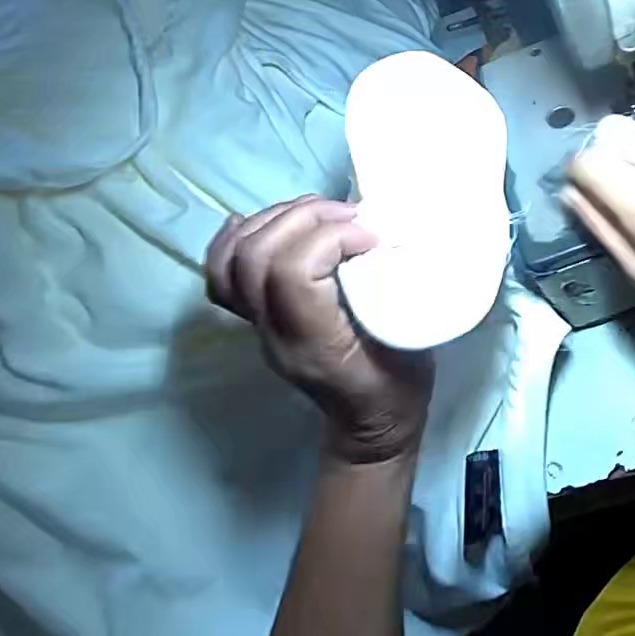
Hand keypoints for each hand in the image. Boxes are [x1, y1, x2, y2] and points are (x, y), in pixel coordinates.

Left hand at [205, 195, 433, 463]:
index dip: (330, 237)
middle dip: (303, 218)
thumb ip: (397, 293)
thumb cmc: (399, 385)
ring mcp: (258, 327)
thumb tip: (389, 236)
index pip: (291, 273)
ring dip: (277, 218)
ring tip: (322, 212)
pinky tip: (265, 220)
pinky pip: (223, 273)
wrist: (371, 424)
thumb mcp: (411, 344)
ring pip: (233, 259)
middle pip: (256, 257)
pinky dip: (238, 236)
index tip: (373, 235)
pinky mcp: (257, 319)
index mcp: (317, 342)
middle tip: (351, 215)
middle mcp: (276, 333)